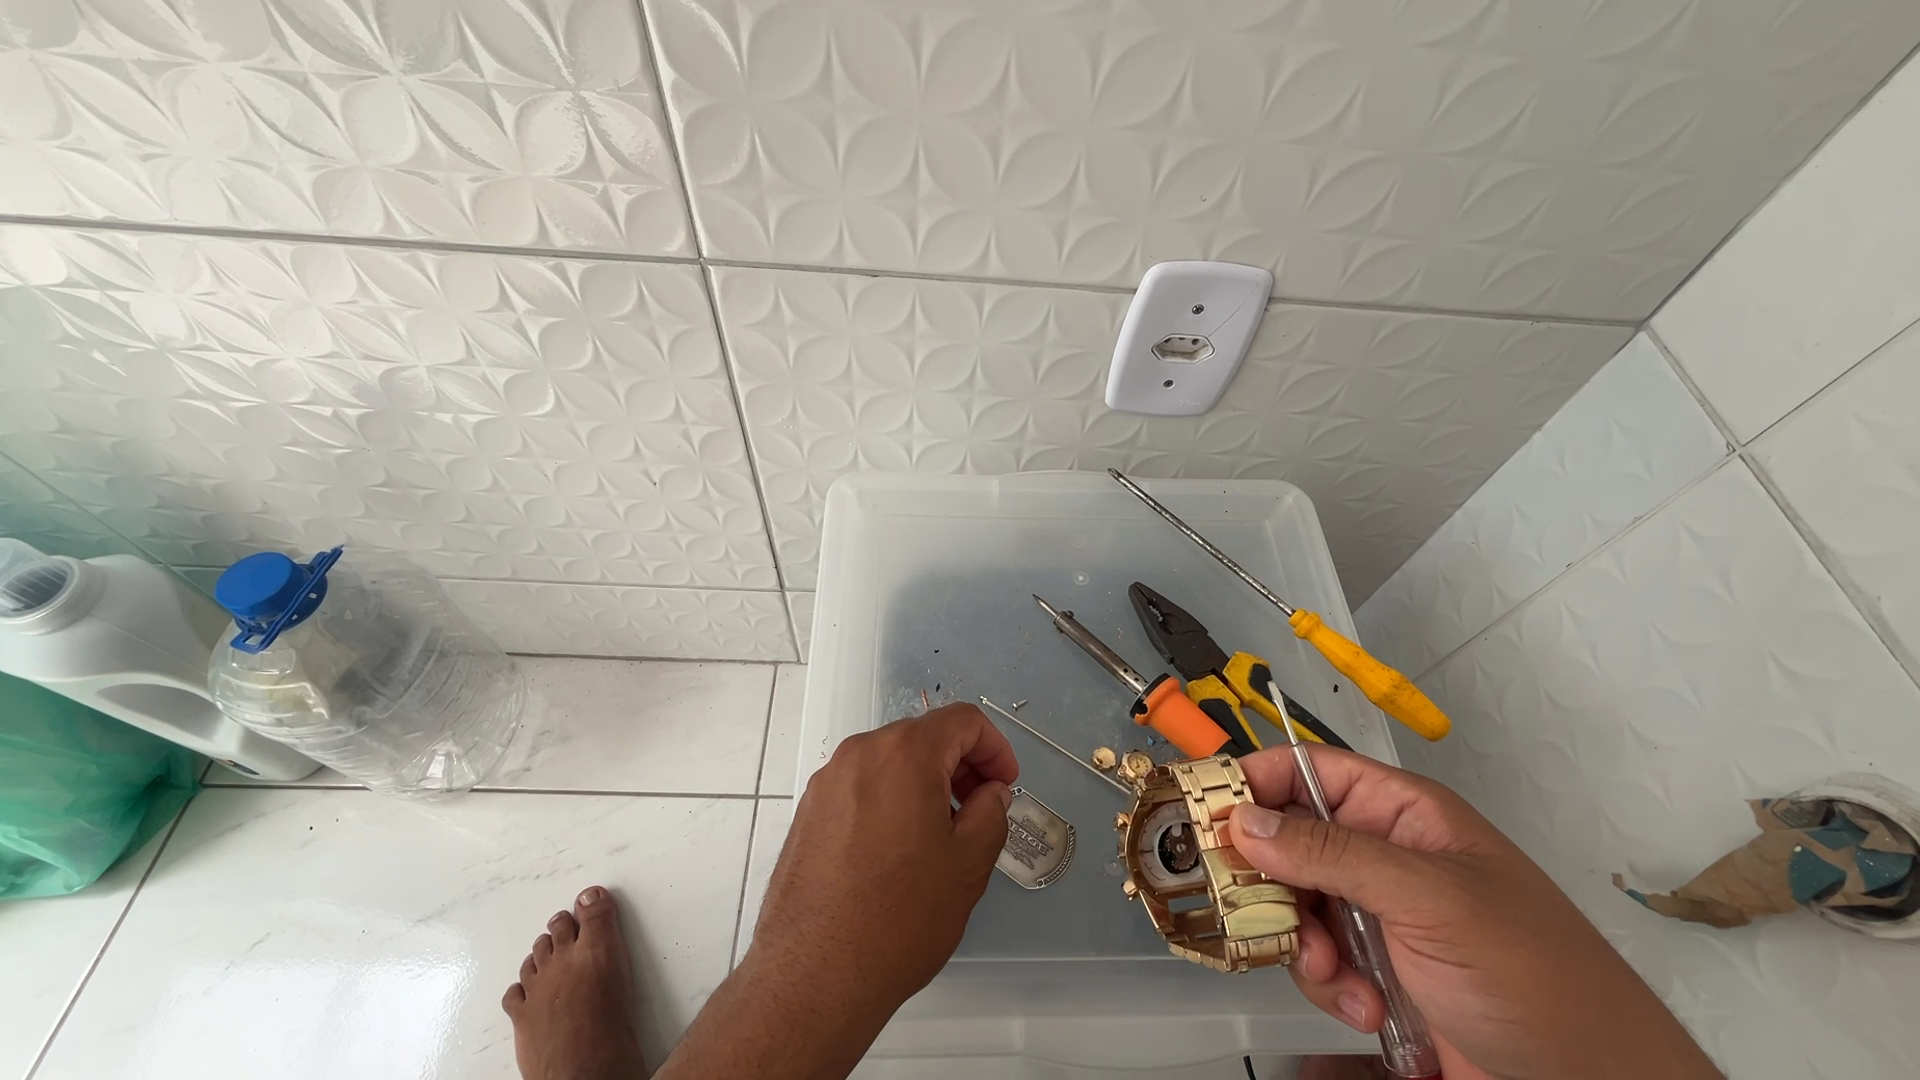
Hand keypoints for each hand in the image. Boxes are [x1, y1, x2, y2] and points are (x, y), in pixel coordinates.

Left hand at [659, 704, 1017, 1079]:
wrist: (815, 974)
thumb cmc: (900, 916)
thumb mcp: (969, 863)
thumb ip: (991, 812)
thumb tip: (990, 793)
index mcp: (904, 753)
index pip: (963, 720)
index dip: (995, 748)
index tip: (1004, 786)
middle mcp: (860, 753)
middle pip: (923, 737)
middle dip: (961, 766)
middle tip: (980, 812)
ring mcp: (827, 781)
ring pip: (890, 762)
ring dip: (925, 784)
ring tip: (940, 837)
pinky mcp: (808, 811)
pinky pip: (861, 787)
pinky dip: (890, 800)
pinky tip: (898, 852)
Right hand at [1227, 745, 1719, 1079]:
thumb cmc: (1533, 975)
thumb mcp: (1430, 900)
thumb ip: (1332, 853)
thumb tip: (1245, 819)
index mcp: (1400, 813)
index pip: (1307, 770)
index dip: (1255, 782)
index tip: (1206, 811)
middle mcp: (1380, 853)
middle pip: (1286, 840)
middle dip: (1271, 882)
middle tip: (1258, 911)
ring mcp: (1374, 912)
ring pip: (1292, 903)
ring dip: (1301, 944)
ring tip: (1339, 981)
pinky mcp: (1372, 967)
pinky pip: (1315, 957)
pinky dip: (1327, 985)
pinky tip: (1367, 1010)